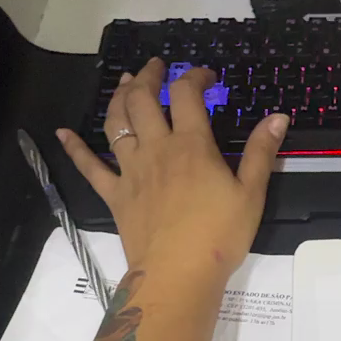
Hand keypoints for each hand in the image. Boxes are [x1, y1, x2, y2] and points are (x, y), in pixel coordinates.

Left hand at [58, 58, 287, 286]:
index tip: (204, 74)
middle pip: (143, 99)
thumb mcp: (251, 193)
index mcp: (191, 145)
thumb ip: (261, 152)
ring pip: (116, 123)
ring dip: (118, 97)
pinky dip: (75, 148)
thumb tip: (278, 117)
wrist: (179, 274)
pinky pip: (90, 167)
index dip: (193, 76)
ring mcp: (131, 171)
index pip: (187, 95)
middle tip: (155, 67)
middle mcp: (157, 149)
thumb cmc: (220, 236)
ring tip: (123, 83)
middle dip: (148, 76)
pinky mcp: (115, 195)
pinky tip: (62, 133)